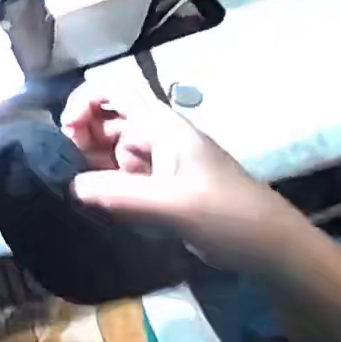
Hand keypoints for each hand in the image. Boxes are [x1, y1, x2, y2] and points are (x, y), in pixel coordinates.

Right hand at [62, 82, 318, 275]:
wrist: (273, 250)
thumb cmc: (228, 216)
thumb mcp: (172, 205)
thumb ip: (118, 195)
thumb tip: (68, 186)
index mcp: (161, 125)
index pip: (113, 91)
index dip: (83, 101)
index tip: (67, 131)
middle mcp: (155, 136)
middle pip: (105, 121)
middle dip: (81, 139)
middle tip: (68, 170)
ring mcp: (157, 162)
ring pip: (109, 151)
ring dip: (91, 166)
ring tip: (81, 194)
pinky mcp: (159, 187)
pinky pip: (120, 177)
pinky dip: (105, 186)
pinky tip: (98, 206)